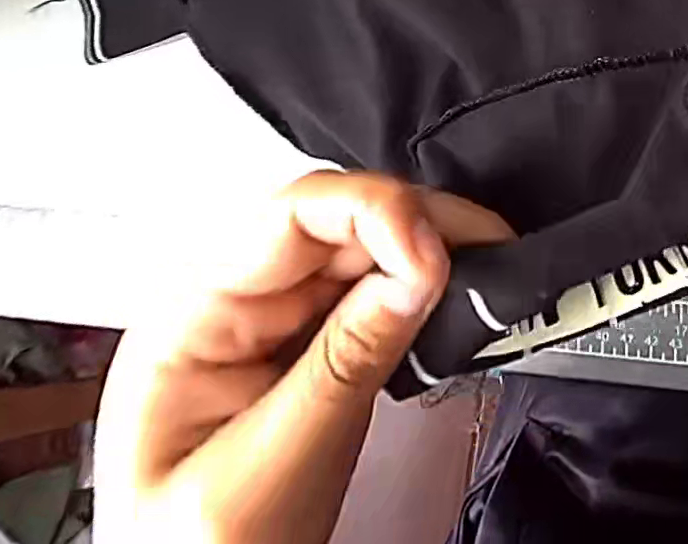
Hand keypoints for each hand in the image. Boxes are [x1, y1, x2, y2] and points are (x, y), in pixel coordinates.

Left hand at [94, 171, 512, 543]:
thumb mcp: (263, 476)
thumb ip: (343, 367)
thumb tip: (420, 272)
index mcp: (195, 315)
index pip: (293, 212)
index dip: (376, 211)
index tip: (436, 256)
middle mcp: (243, 292)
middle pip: (348, 213)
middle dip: (427, 222)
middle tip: (492, 250)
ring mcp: (286, 306)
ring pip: (378, 236)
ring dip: (440, 243)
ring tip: (488, 269)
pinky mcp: (324, 325)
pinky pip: (389, 275)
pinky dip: (436, 275)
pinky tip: (461, 290)